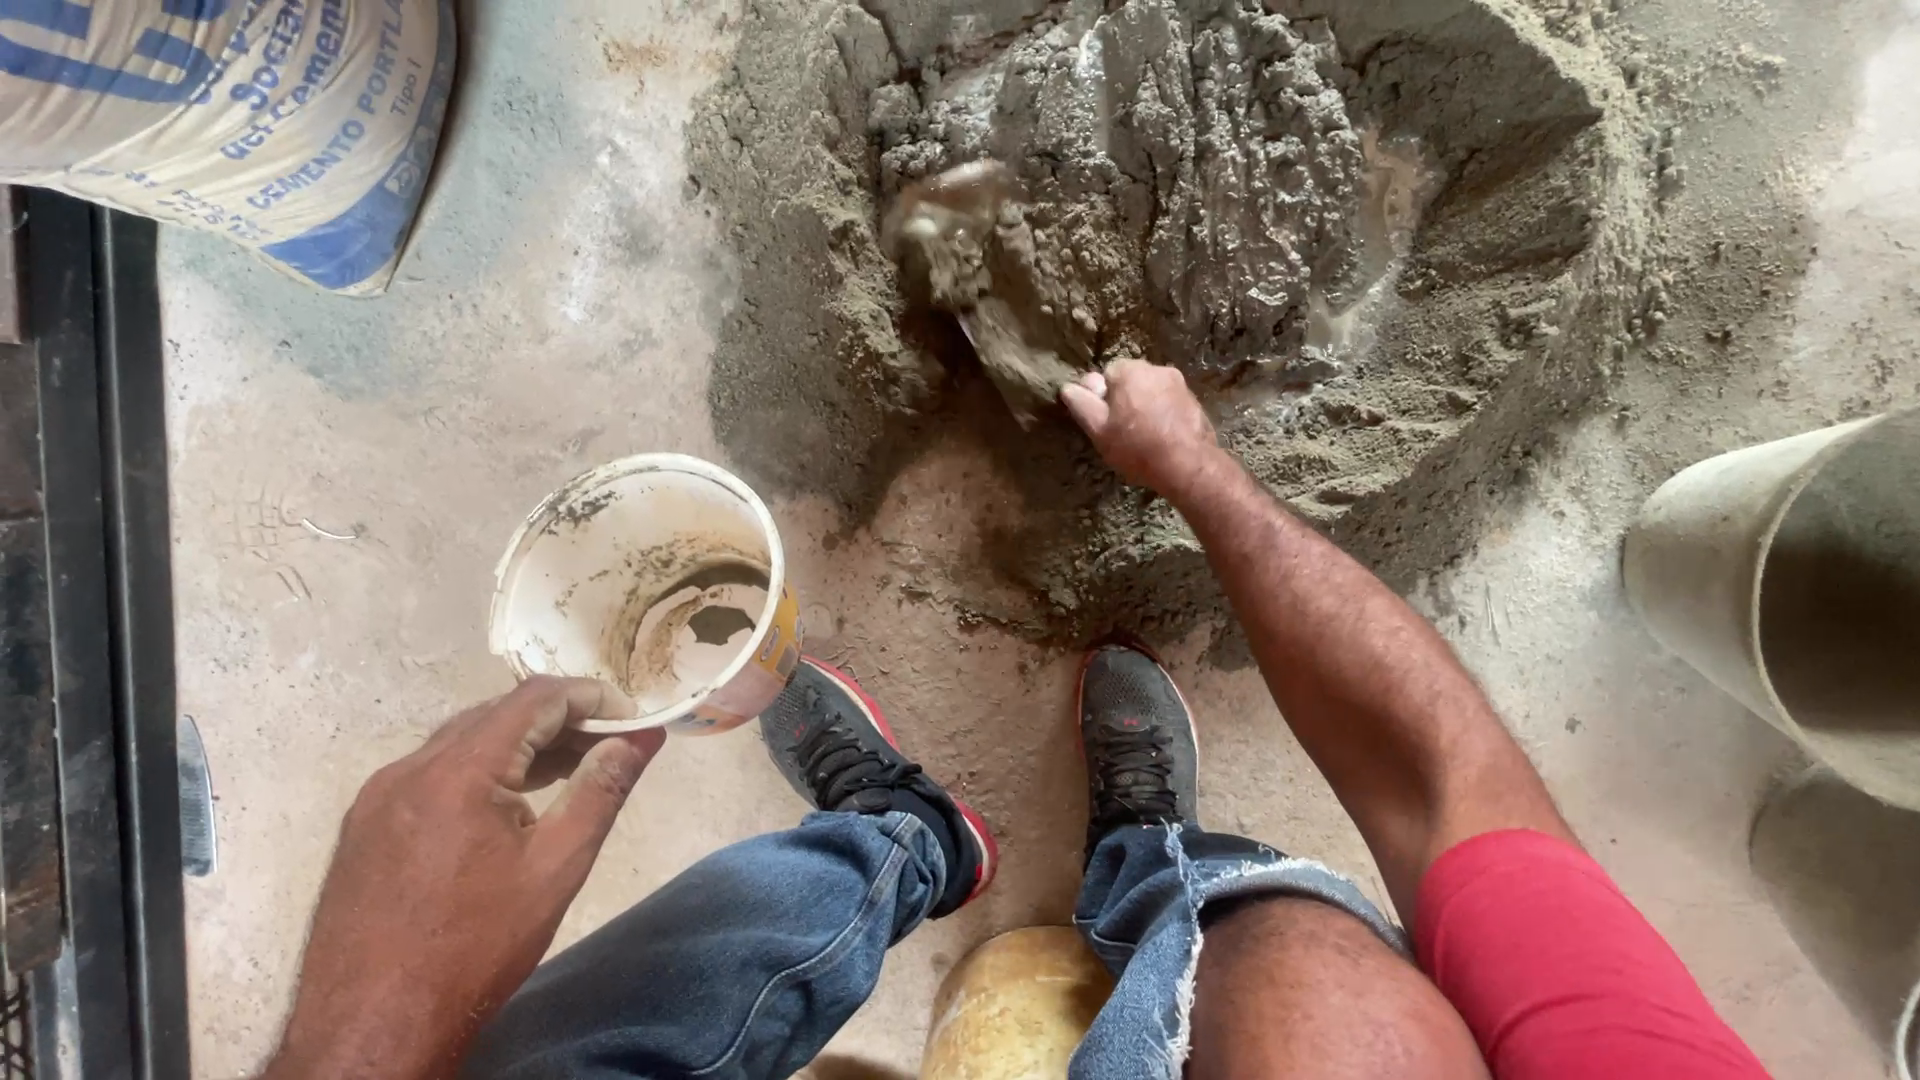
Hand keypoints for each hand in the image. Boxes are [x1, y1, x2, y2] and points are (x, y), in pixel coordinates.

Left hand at [261, 677, 664, 1079]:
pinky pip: (437, 769)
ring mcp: (379, 796)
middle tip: (610, 745)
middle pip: (499, 712)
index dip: (591, 697)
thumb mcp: (558, 865)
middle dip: (562, 718)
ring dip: (524, 742)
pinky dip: (487, 767)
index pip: (535, 698)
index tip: (631, 720)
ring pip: (466, 739)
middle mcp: (408, 769)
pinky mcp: (367, 823)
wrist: (371, 1031)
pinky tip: (515, 801)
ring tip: (573, 769)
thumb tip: (641, 737)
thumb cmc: (476, 946)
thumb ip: (602, 789)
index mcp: (456, 772)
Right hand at [1060, 359, 1222, 496]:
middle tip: (1123, 431)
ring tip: (1144, 437)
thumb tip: (1068, 387)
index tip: (1106, 422)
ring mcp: (1179, 383)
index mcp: (1130, 370)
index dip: (1102, 399)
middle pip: (1131, 381)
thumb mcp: (1098, 429)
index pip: (1106, 374)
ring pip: (1151, 391)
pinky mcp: (1194, 400)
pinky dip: (1163, 414)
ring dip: (1145, 406)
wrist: (1187, 465)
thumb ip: (1081, 404)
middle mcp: (1156, 368)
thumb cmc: (1137, 447)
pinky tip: (1162, 437)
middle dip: (1124, 400)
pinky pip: (1169, 402)